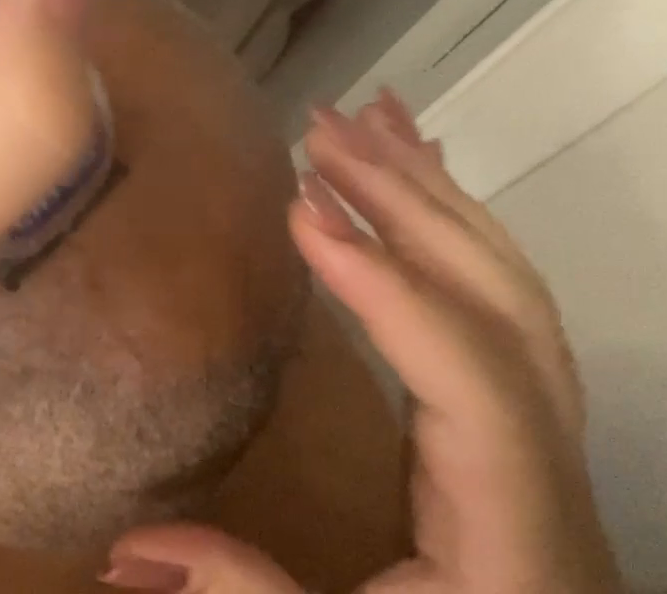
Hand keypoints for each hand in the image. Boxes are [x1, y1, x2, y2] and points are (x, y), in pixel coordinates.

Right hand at [102, 91, 624, 593]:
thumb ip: (241, 591)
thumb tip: (118, 551)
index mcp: (514, 525)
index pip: (472, 384)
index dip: (390, 291)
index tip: (302, 210)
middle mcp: (548, 465)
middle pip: (504, 309)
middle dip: (409, 205)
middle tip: (322, 133)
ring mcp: (542, 431)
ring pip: (512, 290)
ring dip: (433, 194)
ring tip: (362, 121)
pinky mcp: (512, 410)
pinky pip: (498, 297)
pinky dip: (454, 220)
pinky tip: (416, 171)